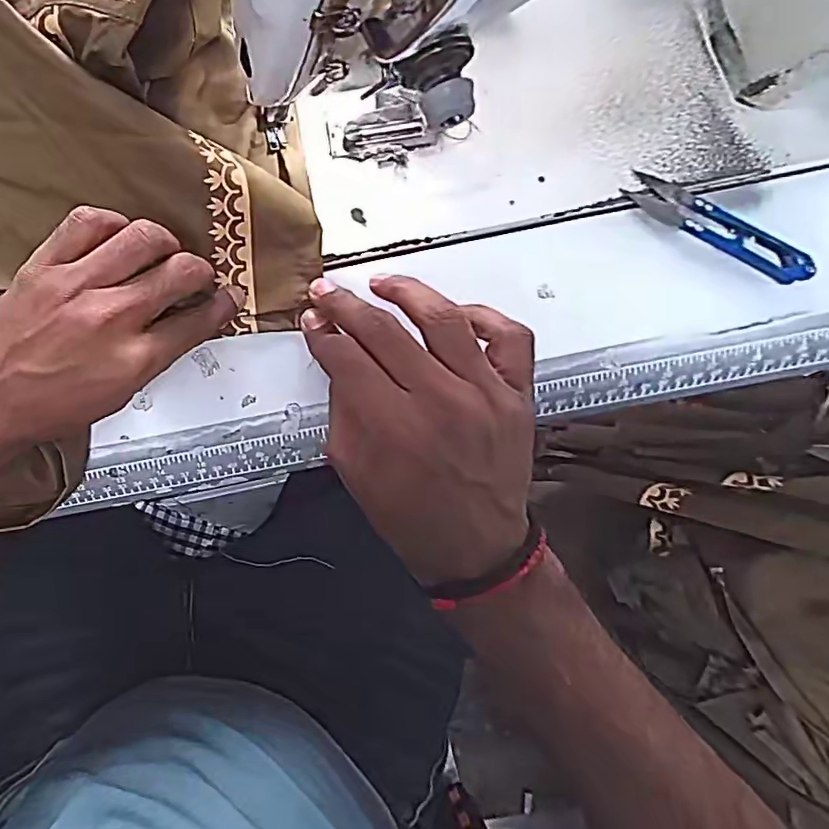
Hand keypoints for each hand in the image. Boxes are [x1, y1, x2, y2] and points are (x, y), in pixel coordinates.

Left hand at [0, 206, 240, 482]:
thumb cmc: (48, 406)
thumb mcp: (119, 394)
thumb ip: (157, 355)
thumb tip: (184, 324)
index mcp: (132, 360)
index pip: (196, 320)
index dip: (220, 306)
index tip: (223, 299)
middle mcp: (109, 318)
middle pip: (180, 272)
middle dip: (200, 272)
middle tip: (195, 276)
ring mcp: (74, 287)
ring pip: (143, 237)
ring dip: (165, 243)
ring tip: (160, 252)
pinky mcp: (44, 268)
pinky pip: (87, 223)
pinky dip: (112, 223)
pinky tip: (116, 236)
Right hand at [302, 275, 535, 583]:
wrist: (475, 545)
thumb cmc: (411, 515)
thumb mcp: (352, 466)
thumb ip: (343, 408)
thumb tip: (336, 361)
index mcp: (393, 426)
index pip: (347, 356)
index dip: (323, 332)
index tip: (313, 321)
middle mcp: (439, 402)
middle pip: (383, 331)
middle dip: (345, 305)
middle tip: (328, 292)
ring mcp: (483, 394)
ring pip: (443, 319)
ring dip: (406, 292)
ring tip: (382, 283)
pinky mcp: (515, 395)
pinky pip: (508, 336)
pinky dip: (482, 315)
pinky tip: (454, 310)